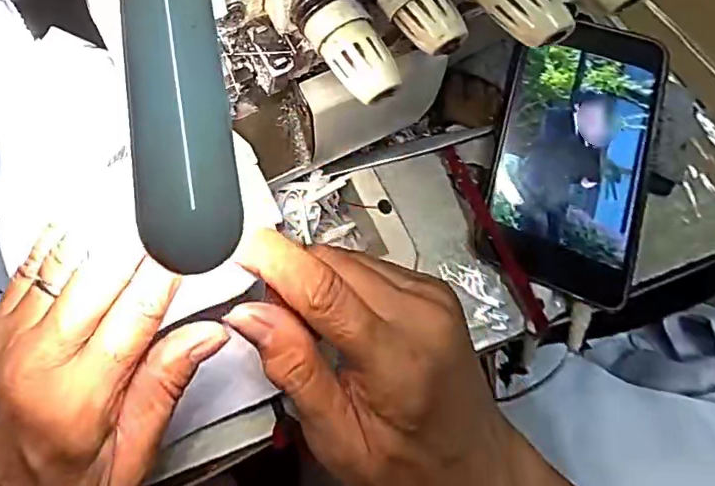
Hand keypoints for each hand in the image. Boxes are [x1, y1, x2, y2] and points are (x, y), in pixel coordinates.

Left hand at [0, 227, 230, 485]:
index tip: (188, 245)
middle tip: (165, 221)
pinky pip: (27, 267)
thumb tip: (204, 336)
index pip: (137, 311)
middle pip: (101, 274)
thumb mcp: (119, 465)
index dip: (167, 270)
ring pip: (63, 259)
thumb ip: (161, 389)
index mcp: (78, 402)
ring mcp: (8, 339)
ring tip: (128, 208)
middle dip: (138, 240)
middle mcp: (38, 360)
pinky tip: (77, 224)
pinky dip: (57, 240)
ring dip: (100, 229)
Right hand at [225, 229, 569, 485]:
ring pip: (341, 255)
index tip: (240, 250)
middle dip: (289, 279)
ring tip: (317, 328)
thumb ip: (293, 371)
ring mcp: (428, 293)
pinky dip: (338, 280)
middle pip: (327, 263)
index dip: (276, 260)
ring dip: (313, 279)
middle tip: (278, 321)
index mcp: (399, 359)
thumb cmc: (411, 466)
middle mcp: (420, 313)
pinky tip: (343, 317)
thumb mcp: (341, 440)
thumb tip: (251, 314)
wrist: (475, 465)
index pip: (324, 289)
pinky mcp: (428, 282)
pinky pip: (361, 260)